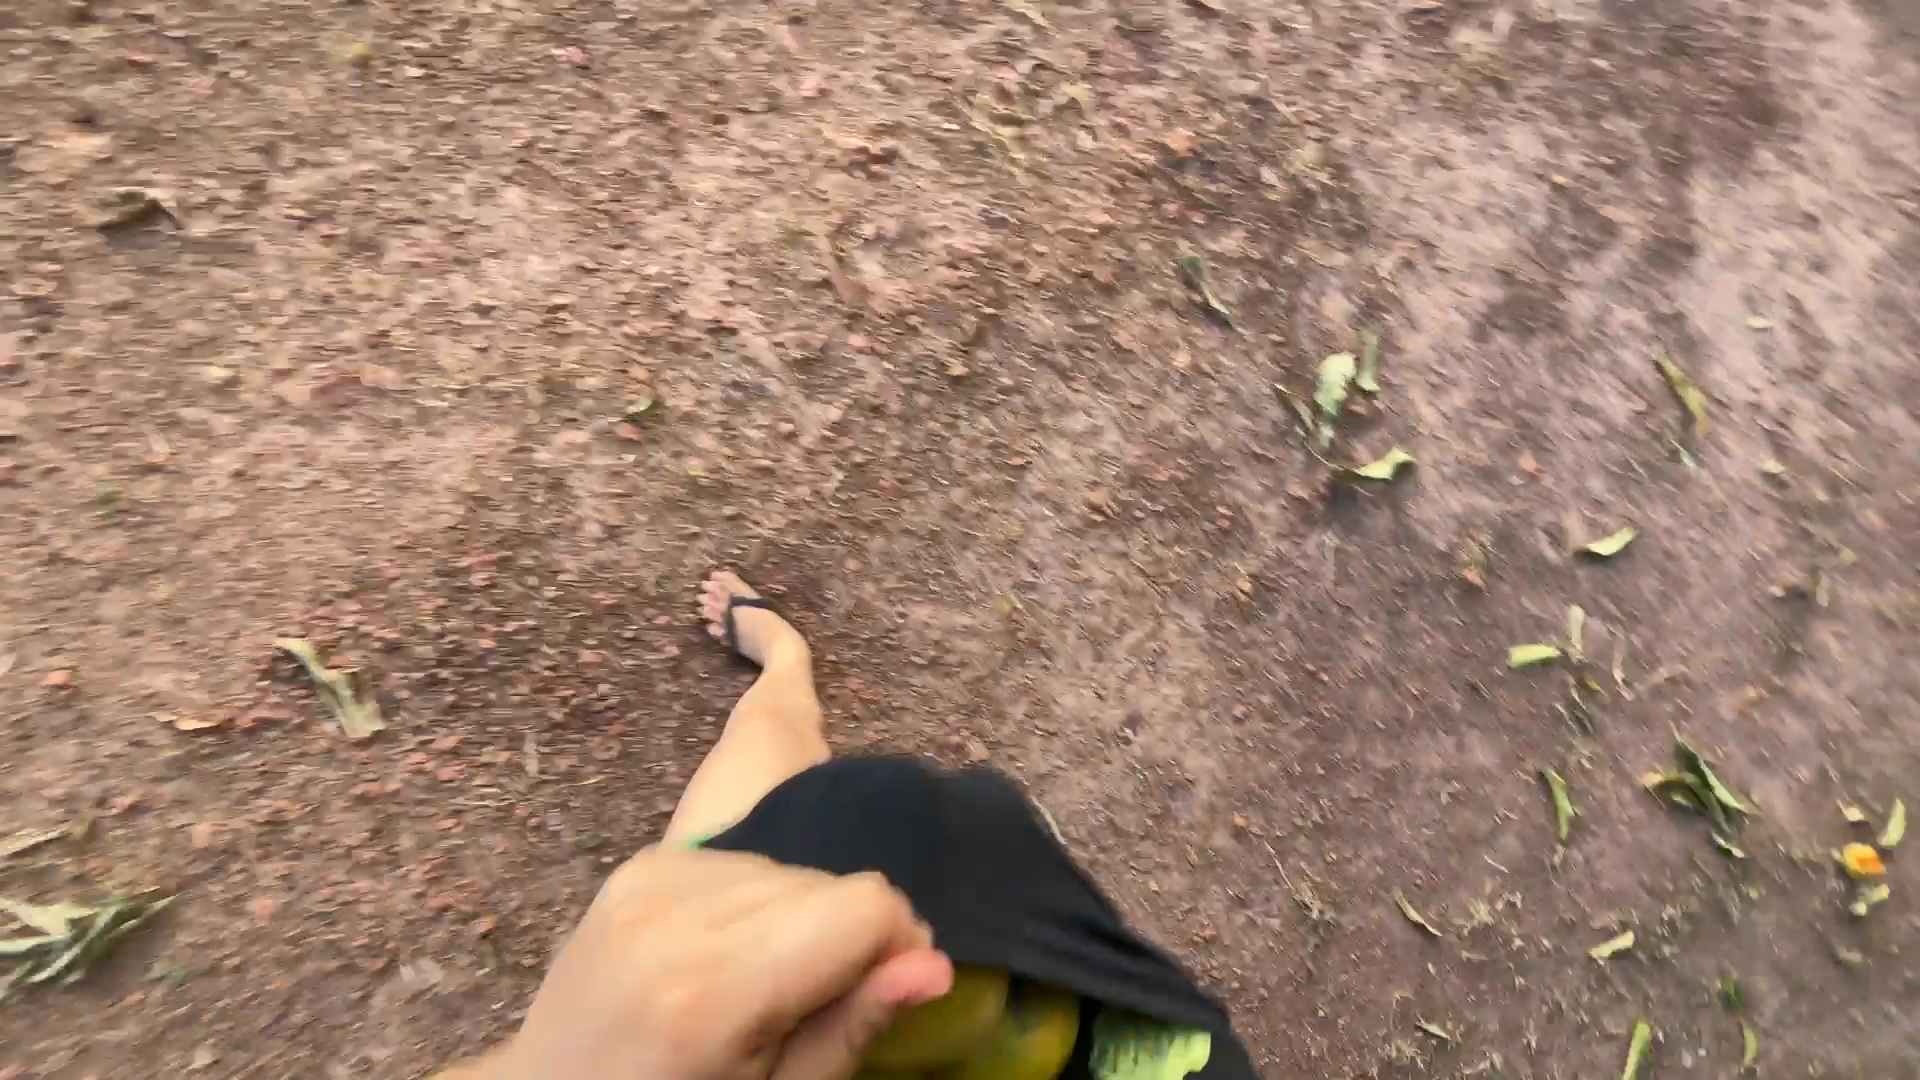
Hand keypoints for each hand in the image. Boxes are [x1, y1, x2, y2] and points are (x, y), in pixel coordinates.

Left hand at [485, 847, 953, 1079]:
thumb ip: (850, 1025)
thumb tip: (934, 965)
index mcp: (708, 992)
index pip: (859, 904)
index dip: (899, 938)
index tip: (891, 983)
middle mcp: (676, 913)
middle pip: (827, 880)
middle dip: (846, 932)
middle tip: (814, 999)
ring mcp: (650, 876)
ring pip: (791, 863)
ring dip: (802, 913)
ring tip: (765, 976)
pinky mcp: (639, 861)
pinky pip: (745, 857)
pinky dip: (759, 898)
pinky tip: (728, 947)